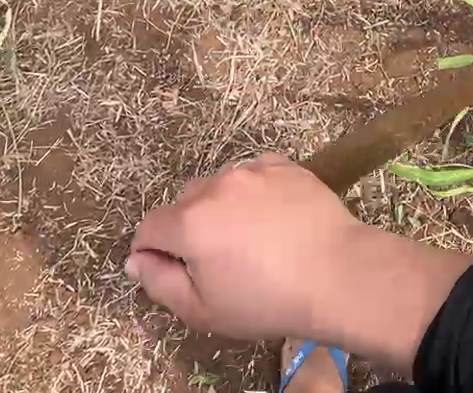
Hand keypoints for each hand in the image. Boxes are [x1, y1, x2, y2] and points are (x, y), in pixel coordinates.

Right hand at [127, 154, 472, 372]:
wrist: (335, 270)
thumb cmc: (266, 299)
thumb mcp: (202, 309)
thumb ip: (160, 281)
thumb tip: (137, 259)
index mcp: (191, 222)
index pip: (150, 227)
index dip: (153, 250)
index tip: (172, 268)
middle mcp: (219, 185)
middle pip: (185, 201)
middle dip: (187, 226)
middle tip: (215, 258)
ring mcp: (255, 170)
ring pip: (221, 184)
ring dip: (222, 205)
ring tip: (248, 237)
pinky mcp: (286, 164)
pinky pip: (255, 173)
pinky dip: (254, 190)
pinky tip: (271, 217)